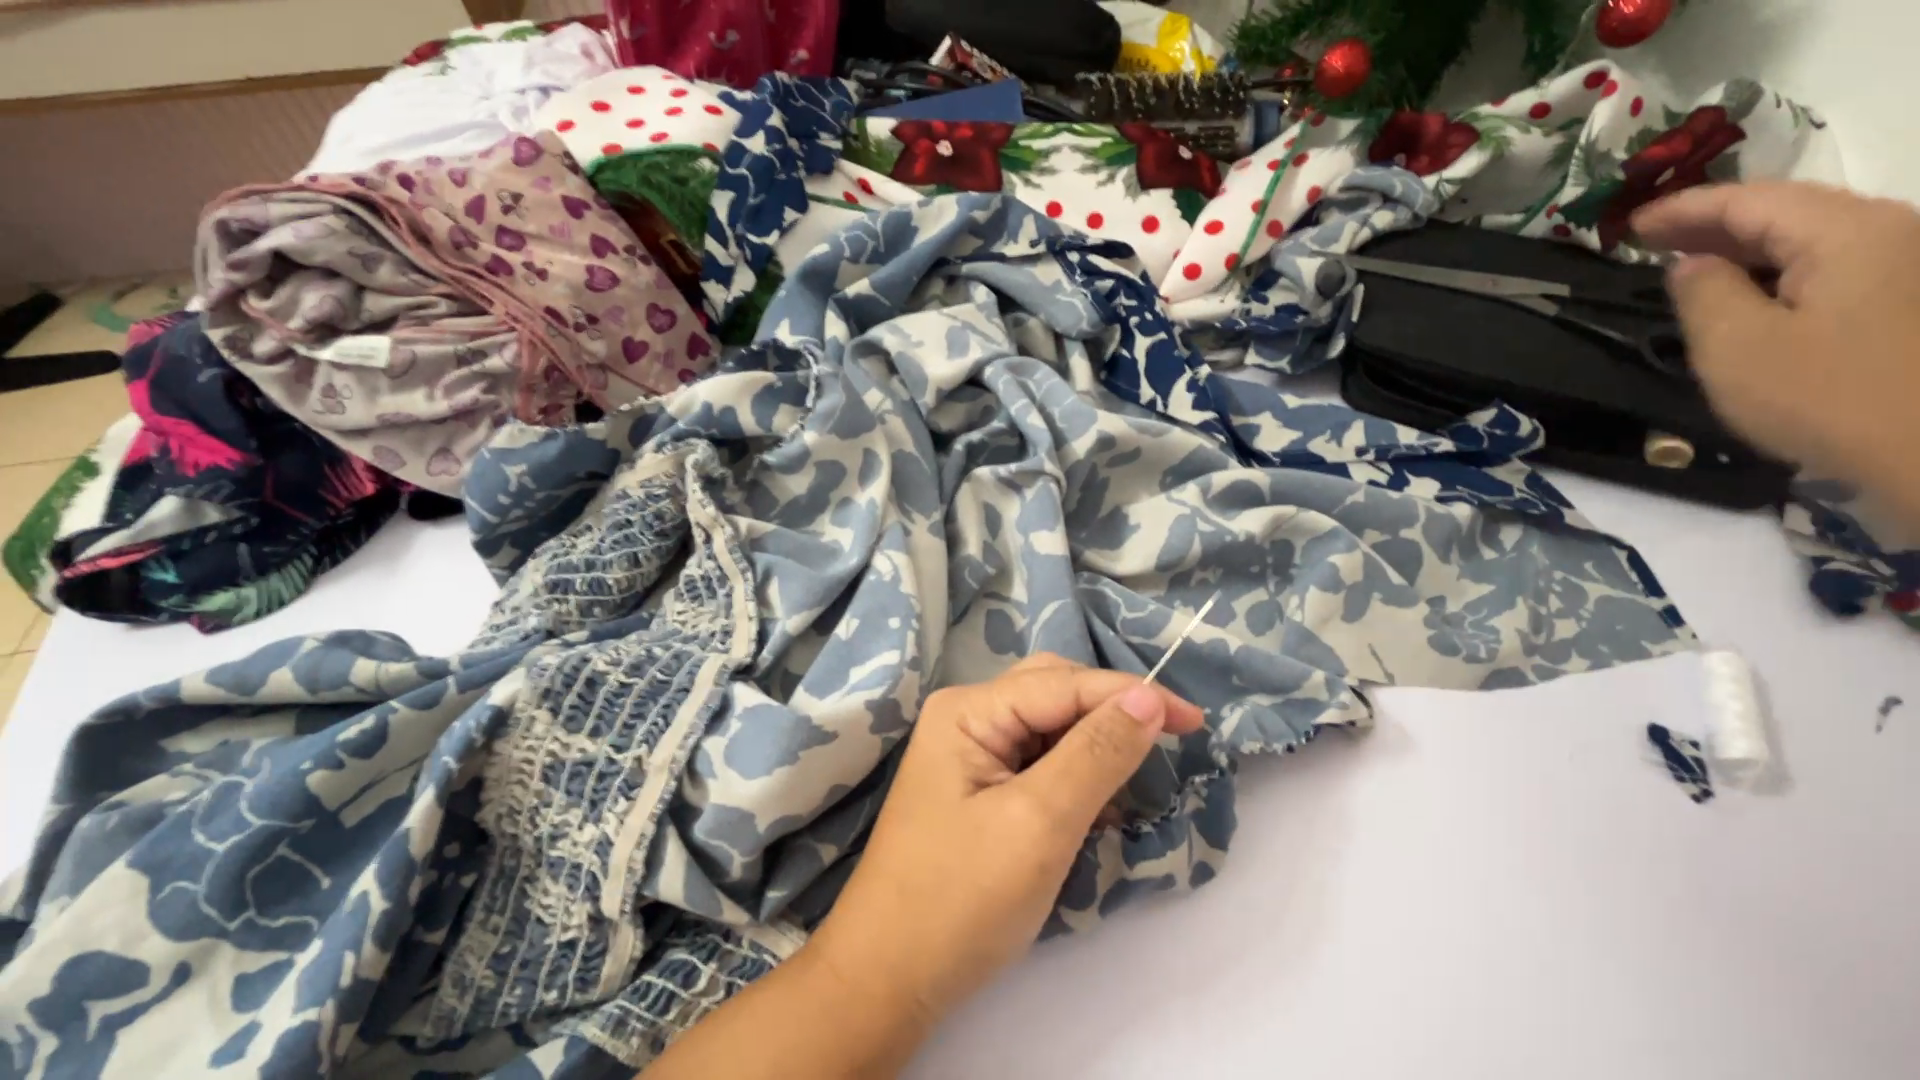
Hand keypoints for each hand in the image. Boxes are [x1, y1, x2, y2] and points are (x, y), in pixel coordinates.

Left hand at [805, 653, 1205, 1027]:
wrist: (890, 978)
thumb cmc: (962, 899)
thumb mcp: (1040, 822)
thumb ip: (1097, 753)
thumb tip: (1148, 698)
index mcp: (969, 711)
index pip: (1066, 683)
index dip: (1134, 695)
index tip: (1198, 722)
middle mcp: (966, 718)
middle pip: (1056, 692)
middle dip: (1112, 712)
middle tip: (1172, 741)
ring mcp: (968, 755)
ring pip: (1051, 728)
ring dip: (1097, 745)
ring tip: (1138, 777)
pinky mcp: (977, 790)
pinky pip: (1039, 762)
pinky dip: (1076, 775)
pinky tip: (1099, 804)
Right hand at [1632, 183, 1919, 515]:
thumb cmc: (1826, 398)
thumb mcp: (1736, 348)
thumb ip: (1703, 293)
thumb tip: (1690, 265)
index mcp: (1846, 231)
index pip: (1749, 200)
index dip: (1682, 209)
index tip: (1628, 225)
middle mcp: (1888, 230)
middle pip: (1787, 209)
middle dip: (1713, 222)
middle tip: (1650, 240)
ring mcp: (1907, 263)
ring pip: (1811, 236)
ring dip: (1745, 245)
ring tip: (1689, 261)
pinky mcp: (1907, 298)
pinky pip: (1831, 262)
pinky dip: (1777, 267)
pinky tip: (1748, 288)